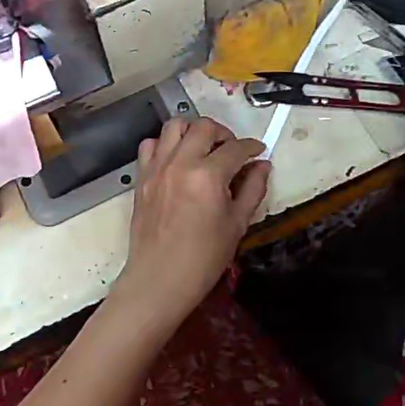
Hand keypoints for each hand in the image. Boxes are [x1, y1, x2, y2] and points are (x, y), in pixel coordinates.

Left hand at [109, 117, 270, 328]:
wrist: (160, 279)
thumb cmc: (203, 258)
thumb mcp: (237, 224)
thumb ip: (252, 189)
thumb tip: (262, 167)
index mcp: (208, 175)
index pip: (236, 148)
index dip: (252, 147)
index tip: (257, 152)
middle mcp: (180, 163)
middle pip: (204, 127)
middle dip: (224, 133)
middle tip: (232, 151)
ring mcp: (157, 168)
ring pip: (175, 126)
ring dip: (193, 131)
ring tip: (204, 148)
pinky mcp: (142, 177)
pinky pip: (151, 145)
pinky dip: (166, 144)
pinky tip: (176, 160)